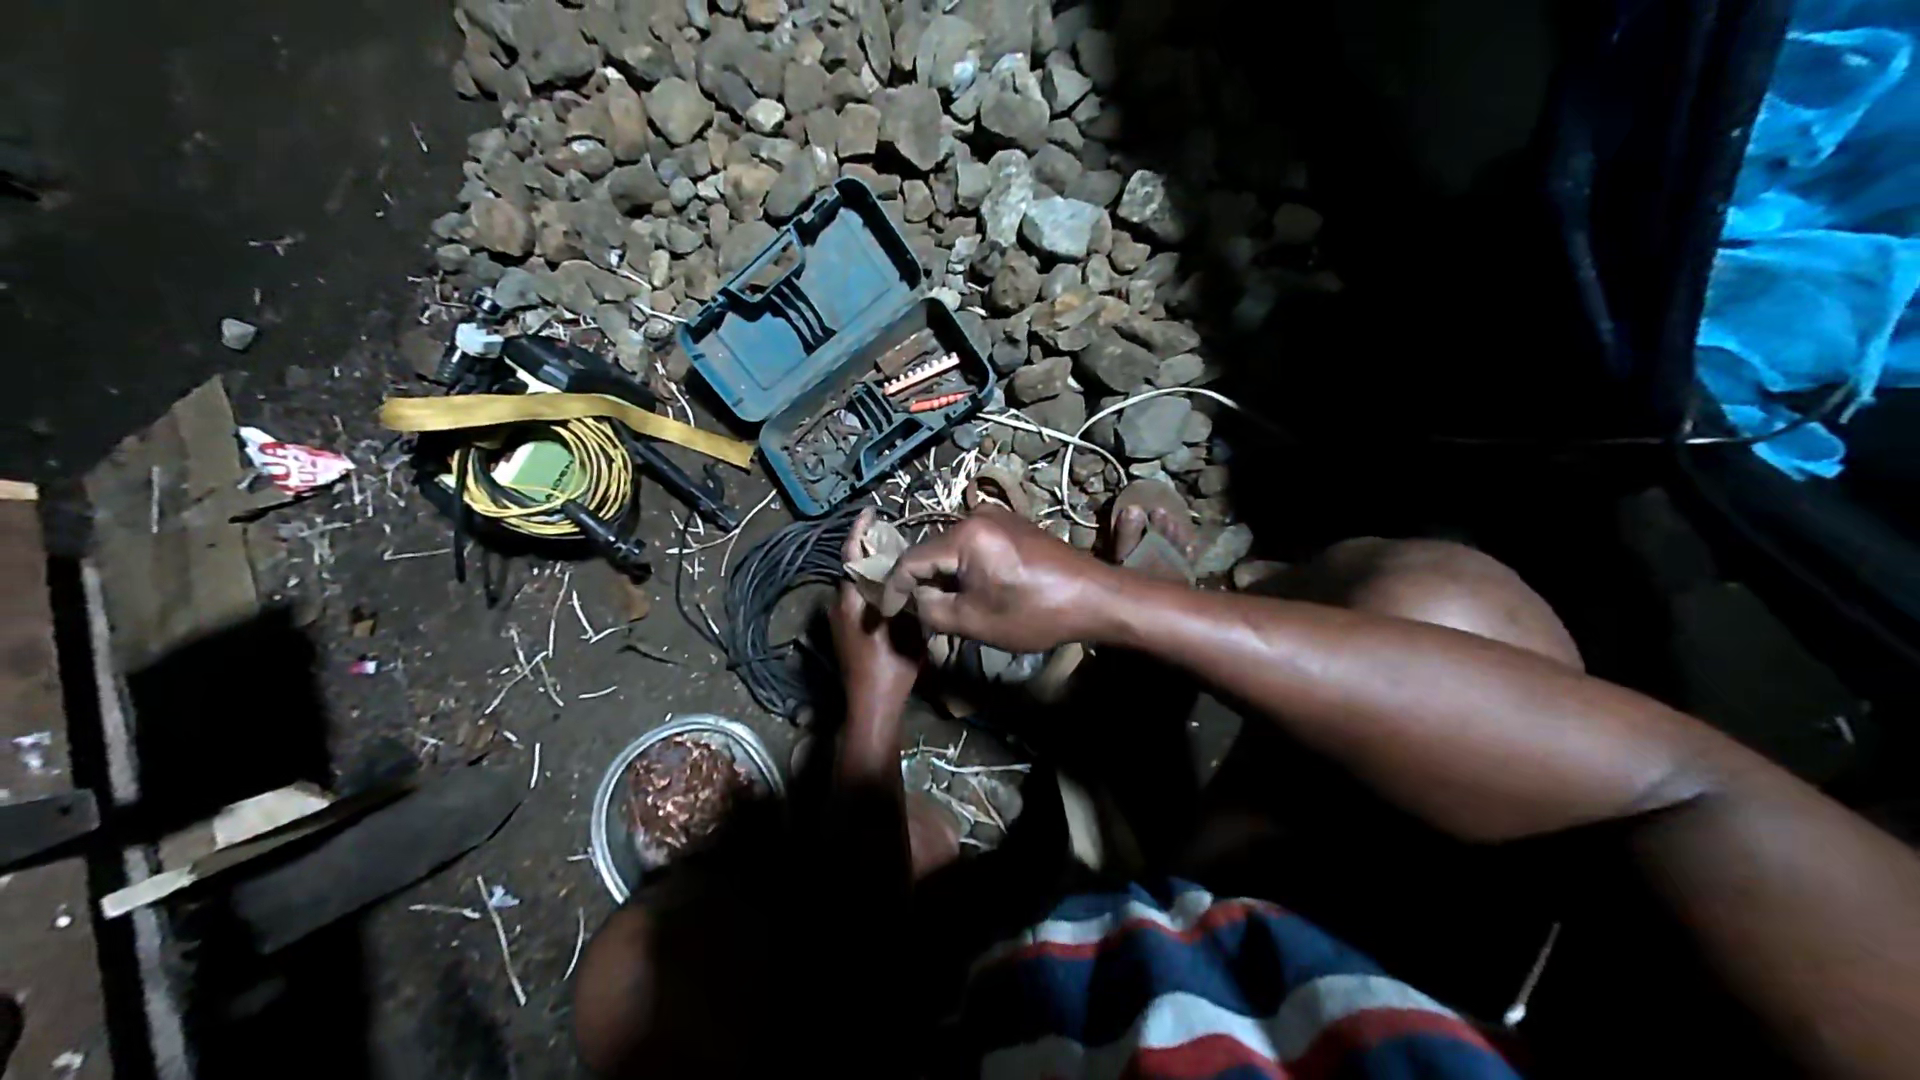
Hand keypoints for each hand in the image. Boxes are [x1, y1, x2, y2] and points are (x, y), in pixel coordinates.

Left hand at [832, 510, 921, 717]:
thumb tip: (915, 575)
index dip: (859, 530)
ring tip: (902, 562)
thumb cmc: (890, 667)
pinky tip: (897, 593)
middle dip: (872, 550)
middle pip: (854, 568)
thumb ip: (908, 599)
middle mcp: (839, 606)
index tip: (870, 511)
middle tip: (897, 537)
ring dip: (875, 571)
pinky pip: (859, 601)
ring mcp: (840, 621)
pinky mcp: (846, 634)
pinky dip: (875, 589)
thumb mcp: (908, 629)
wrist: (871, 706)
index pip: (851, 554)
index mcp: (850, 599)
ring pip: (858, 586)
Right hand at [879, 507, 1117, 652]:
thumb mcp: (975, 621)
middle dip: (919, 583)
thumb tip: (914, 599)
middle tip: (913, 614)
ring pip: (951, 549)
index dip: (894, 589)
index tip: (888, 613)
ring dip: (942, 577)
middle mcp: (977, 515)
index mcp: (965, 534)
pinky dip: (963, 569)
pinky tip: (968, 593)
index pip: (911, 559)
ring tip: (941, 608)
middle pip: (930, 550)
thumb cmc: (1036, 612)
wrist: (1095, 598)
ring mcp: (997, 518)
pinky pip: (973, 546)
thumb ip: (931, 609)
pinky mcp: (1011, 526)